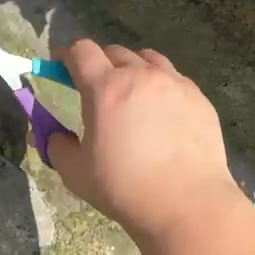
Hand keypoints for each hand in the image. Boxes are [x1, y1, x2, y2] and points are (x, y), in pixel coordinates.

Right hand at [46, 41, 244, 244]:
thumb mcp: (75, 173)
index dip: (66, 56)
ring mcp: (175, 84)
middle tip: (93, 88)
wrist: (183, 202)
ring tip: (128, 94)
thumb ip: (58, 147)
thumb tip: (56, 136)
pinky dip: (159, 86)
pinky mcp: (198, 98)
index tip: (61, 67)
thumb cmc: (121, 188)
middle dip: (99, 64)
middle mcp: (141, 76)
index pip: (81, 53)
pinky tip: (158, 114)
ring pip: (148, 60)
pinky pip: (173, 79)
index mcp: (105, 90)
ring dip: (131, 69)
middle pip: (115, 52)